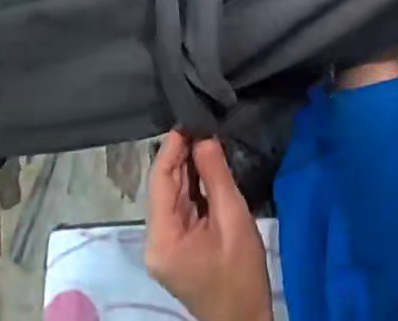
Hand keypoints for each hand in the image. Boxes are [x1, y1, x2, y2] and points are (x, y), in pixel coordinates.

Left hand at [143, 130, 272, 320]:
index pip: (159, 179)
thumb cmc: (241, 276)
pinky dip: (194, 185)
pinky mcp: (177, 244)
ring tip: (206, 138)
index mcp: (161, 238)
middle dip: (182, 154)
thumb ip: (216, 175)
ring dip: (189, 167)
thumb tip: (204, 137)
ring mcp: (165, 243)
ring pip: (173, 193)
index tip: (189, 121)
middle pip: (164, 185)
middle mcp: (155, 239)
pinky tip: (207, 165)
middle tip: (202, 124)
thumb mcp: (233, 220)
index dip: (172, 147)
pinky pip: (182, 205)